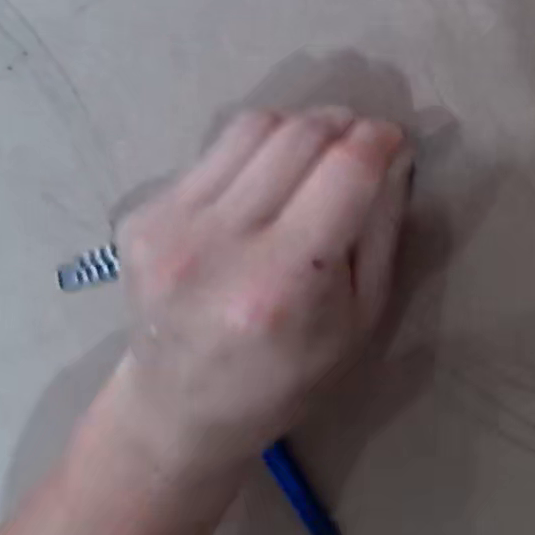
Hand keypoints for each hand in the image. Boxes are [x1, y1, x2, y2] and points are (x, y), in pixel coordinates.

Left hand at [100, 108, 413, 476]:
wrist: (179, 410)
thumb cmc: (288, 375)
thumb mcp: (362, 316)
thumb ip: (382, 227)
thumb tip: (392, 152)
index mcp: (283, 282)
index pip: (345, 170)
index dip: (378, 139)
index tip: (392, 137)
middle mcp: (218, 244)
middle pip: (300, 134)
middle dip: (343, 123)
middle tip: (359, 141)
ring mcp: (170, 224)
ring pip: (256, 125)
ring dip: (299, 126)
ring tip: (315, 153)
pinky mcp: (142, 214)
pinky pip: (217, 147)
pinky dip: (257, 149)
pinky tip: (265, 183)